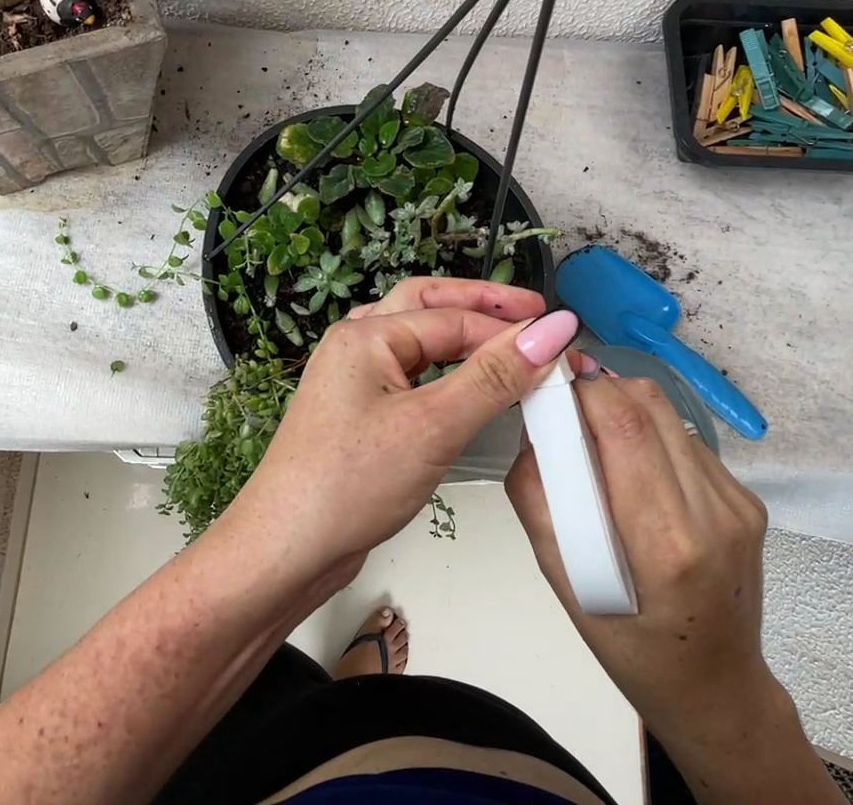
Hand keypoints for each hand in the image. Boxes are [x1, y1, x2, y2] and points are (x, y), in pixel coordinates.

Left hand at [217, 278, 576, 580]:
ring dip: (457, 333)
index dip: (511, 328)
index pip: (453, 318)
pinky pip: (405, 374)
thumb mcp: (432, 426)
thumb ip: (494, 377)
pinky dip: (440, 369)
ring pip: (413, 339)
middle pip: (425, 307)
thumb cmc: (349, 484)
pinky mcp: (355, 414)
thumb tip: (553, 331)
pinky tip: (461, 383)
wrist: (287, 546)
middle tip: (534, 313)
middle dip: (480, 305)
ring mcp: (350, 381)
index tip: (565, 340)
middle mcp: (353, 348)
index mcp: (364, 337)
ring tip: (504, 339)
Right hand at [506, 358, 778, 737]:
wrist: (714, 685)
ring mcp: (737, 503)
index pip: (623, 425)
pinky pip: (683, 440)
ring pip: (667, 414)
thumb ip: (538, 498)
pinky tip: (629, 467)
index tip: (545, 389)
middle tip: (560, 408)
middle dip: (595, 390)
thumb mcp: (560, 578)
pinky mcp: (746, 500)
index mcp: (663, 542)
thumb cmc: (625, 642)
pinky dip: (646, 434)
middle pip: (648, 404)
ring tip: (590, 437)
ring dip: (621, 408)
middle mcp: (711, 513)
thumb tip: (534, 428)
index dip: (579, 391)